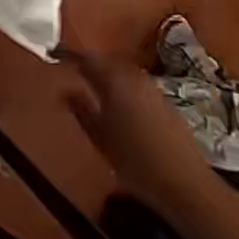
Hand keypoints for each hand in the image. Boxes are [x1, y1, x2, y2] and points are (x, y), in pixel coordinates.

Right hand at [60, 49, 217, 217]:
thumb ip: (80, 109)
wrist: (184, 183)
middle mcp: (134, 76)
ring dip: (106, 73)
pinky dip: (122, 84)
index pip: (86, 58)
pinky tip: (118, 103)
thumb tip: (65, 90)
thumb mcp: (99, 137)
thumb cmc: (135, 161)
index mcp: (114, 80)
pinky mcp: (165, 101)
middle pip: (106, 60)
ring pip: (123, 71)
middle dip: (88, 62)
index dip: (68, 56)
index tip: (54, 56)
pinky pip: (136, 82)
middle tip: (72, 69)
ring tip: (91, 85)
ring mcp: (152, 88)